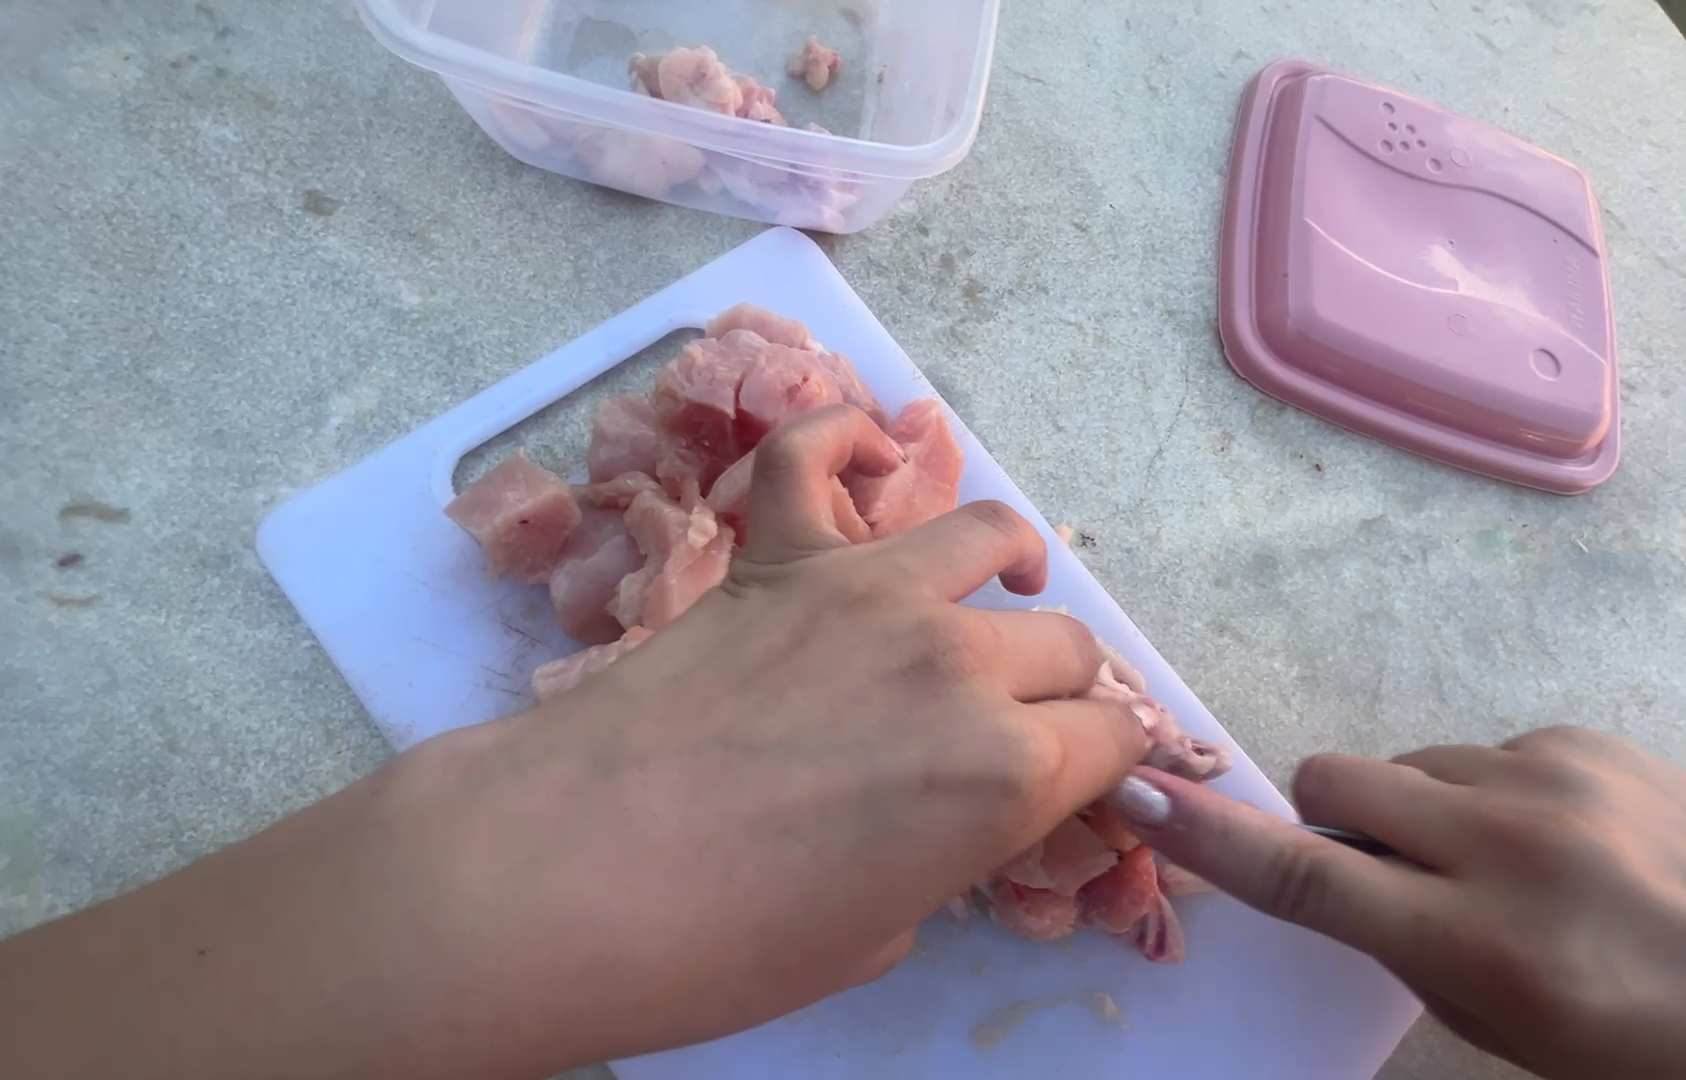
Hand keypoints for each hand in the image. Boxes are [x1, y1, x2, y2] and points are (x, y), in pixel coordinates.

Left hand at [469, 404, 1146, 1067]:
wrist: (571, 874)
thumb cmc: (726, 943)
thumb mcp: (883, 929)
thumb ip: (948, 847)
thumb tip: (963, 805)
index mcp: (1004, 775)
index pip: (1114, 740)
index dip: (1107, 756)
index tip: (1085, 765)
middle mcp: (956, 662)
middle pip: (1069, 645)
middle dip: (1065, 687)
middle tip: (1025, 710)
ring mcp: (870, 591)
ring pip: (992, 536)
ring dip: (1012, 564)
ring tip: (1001, 584)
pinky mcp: (781, 557)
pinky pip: (817, 454)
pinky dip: (847, 440)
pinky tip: (871, 457)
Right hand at [1114, 727, 1685, 1079]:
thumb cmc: (1675, 1059)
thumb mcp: (1522, 1039)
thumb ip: (1407, 946)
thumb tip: (1336, 862)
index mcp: (1498, 951)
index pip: (1306, 876)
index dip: (1210, 836)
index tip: (1141, 793)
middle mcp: (1517, 848)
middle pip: (1333, 780)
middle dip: (1337, 814)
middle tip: (1397, 865)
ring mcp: (1559, 778)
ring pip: (1406, 765)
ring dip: (1428, 809)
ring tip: (1524, 864)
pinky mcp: (1590, 739)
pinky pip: (1481, 752)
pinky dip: (1495, 793)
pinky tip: (1578, 840)